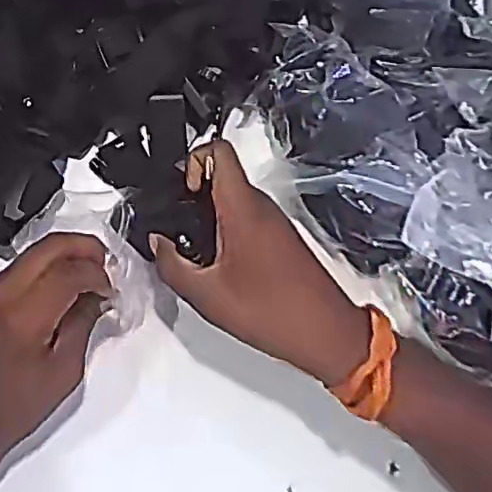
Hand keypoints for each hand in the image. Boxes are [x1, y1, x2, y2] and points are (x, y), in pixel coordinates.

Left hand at [0, 234, 110, 491]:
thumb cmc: (17, 401)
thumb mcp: (64, 371)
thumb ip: (83, 324)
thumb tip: (99, 295)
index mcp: (25, 314)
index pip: (67, 272)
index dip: (96, 274)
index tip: (113, 286)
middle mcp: (8, 290)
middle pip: (51, 246)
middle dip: (84, 247)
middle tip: (109, 262)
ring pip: (40, 247)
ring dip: (70, 250)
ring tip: (96, 268)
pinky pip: (31, 258)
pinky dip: (55, 258)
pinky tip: (73, 274)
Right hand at [150, 139, 369, 386]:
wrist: (334, 341)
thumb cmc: (280, 315)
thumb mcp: (208, 296)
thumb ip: (171, 266)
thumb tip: (158, 246)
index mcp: (243, 208)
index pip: (218, 150)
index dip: (192, 157)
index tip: (183, 187)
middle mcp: (262, 207)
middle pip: (223, 171)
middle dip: (196, 188)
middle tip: (184, 217)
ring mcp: (276, 221)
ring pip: (235, 194)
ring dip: (212, 209)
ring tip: (201, 243)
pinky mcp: (283, 237)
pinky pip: (249, 214)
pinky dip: (229, 226)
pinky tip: (222, 260)